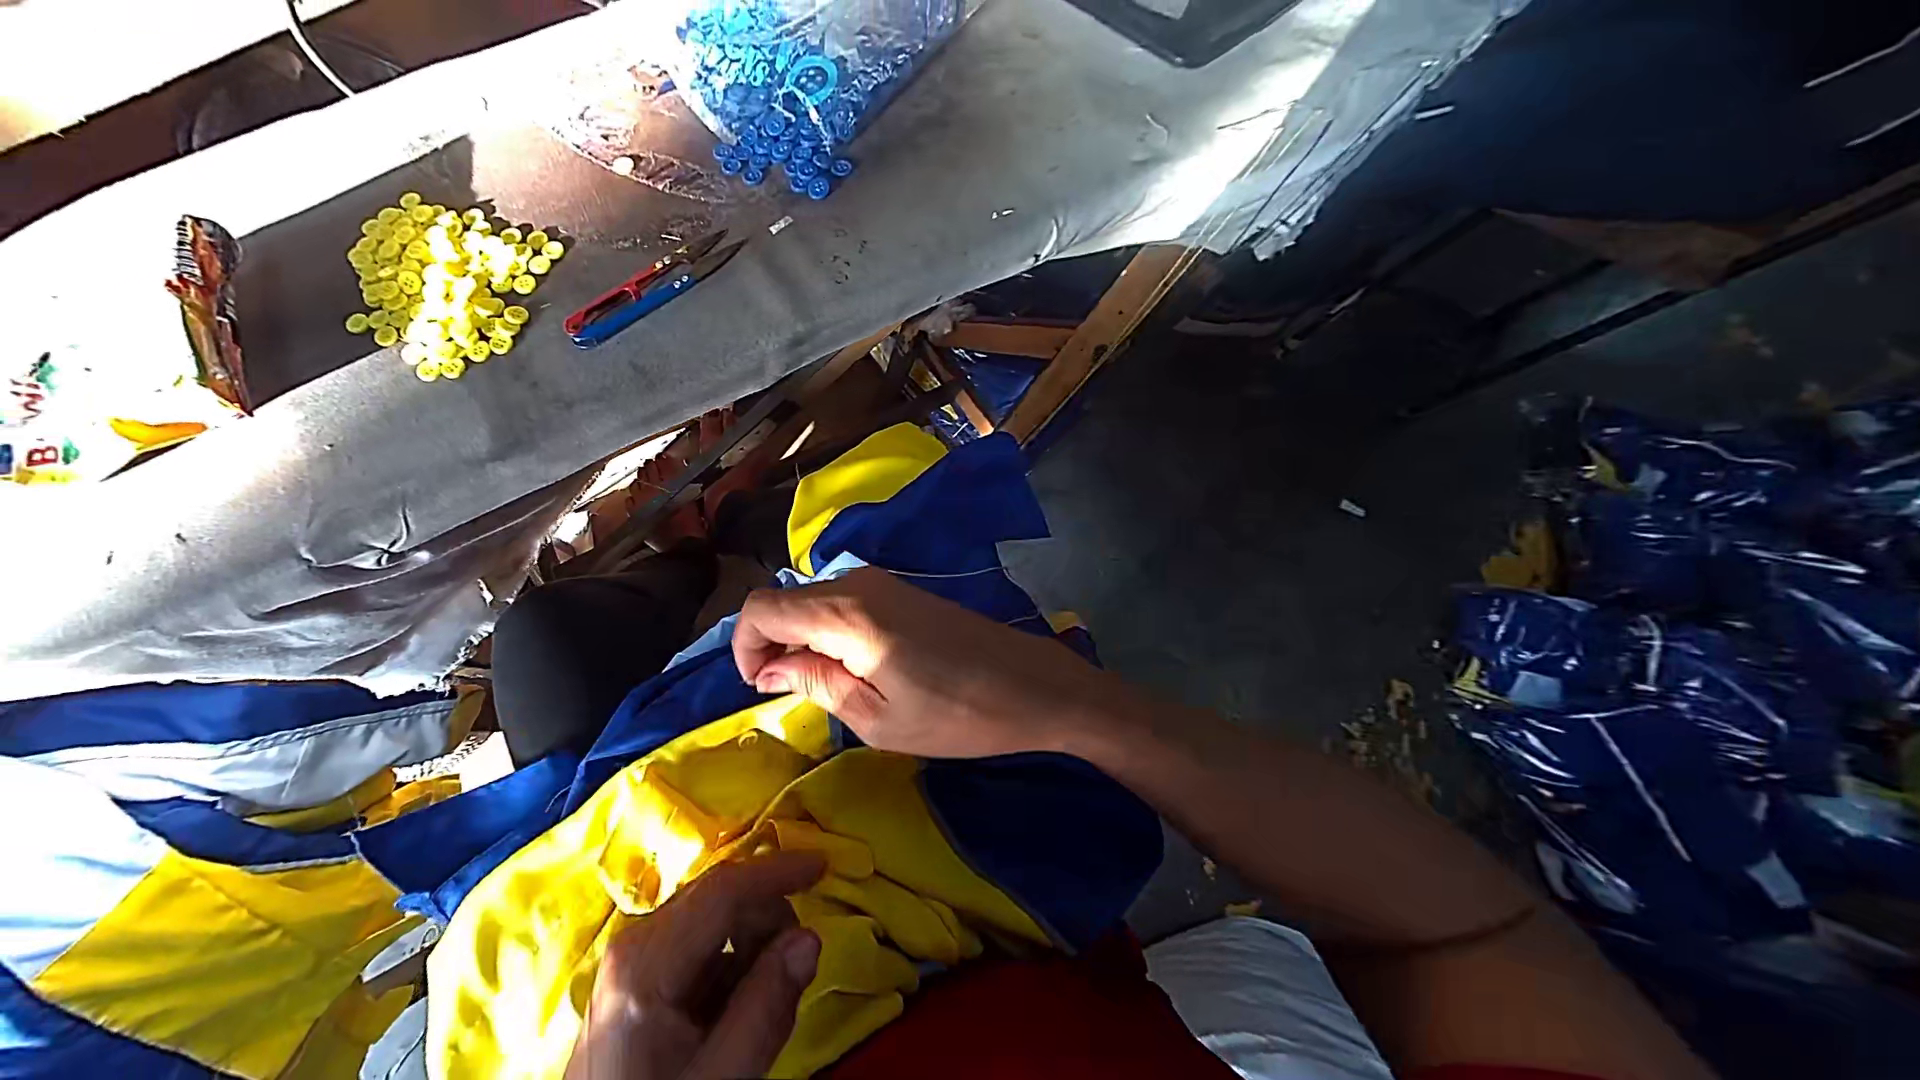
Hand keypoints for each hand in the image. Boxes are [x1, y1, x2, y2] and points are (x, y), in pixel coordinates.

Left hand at [565, 852, 825, 1079]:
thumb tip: (809, 939)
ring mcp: (633, 958)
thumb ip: (765, 1011)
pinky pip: (701, 945)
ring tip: (762, 1001)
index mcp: (647, 964)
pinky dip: (732, 963)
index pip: (723, 890)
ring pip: (715, 918)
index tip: (824, 866)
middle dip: (769, 919)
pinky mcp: (637, 976)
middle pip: (721, 898)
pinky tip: (734, 1011)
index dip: (777, 872)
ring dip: (753, 943)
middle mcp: (635, 944)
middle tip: (794, 968)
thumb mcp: (718, 1079)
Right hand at [730, 567, 1122, 758]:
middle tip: (788, 694)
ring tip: (823, 688)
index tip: (758, 687)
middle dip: (770, 645)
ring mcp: (884, 583)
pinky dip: (830, 633)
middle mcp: (858, 583)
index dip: (743, 646)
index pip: (760, 608)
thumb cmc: (957, 713)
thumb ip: (814, 682)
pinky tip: (854, 669)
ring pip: (813, 602)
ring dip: (801, 641)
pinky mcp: (904, 592)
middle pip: (785, 601)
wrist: (1034, 685)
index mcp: (845, 613)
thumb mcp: (876, 717)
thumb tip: (768, 667)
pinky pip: (844, 604)